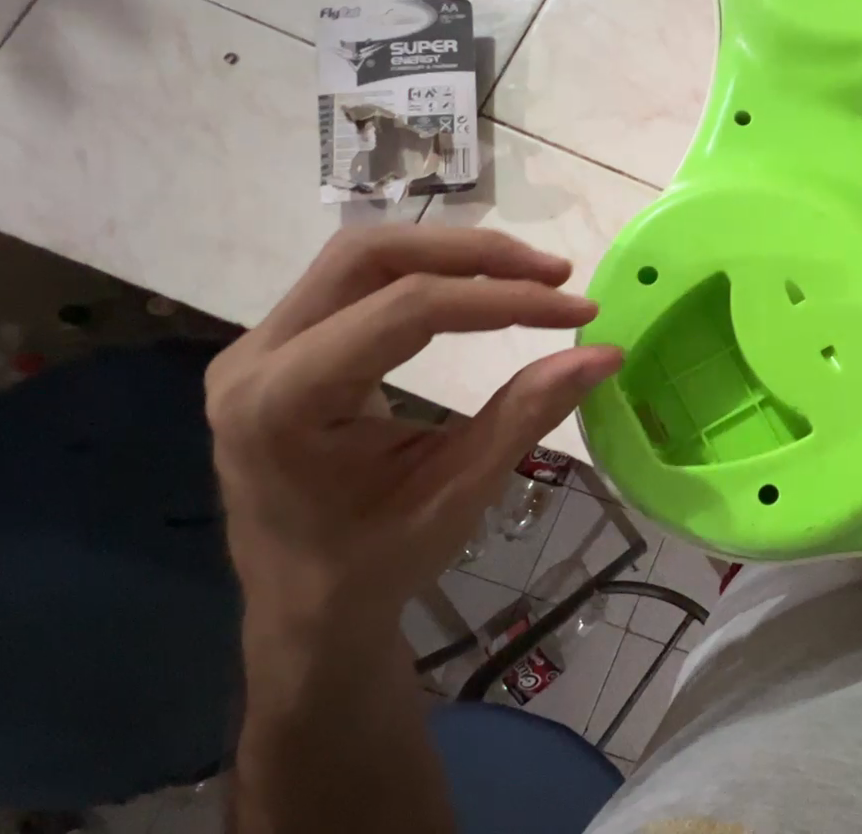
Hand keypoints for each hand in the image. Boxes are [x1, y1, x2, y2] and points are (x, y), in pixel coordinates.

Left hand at [205, 227, 622, 628]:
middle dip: (474, 254)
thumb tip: (604, 353)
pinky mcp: (286, 348)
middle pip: (369, 256)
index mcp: (284, 401)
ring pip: (362, 257)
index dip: (504, 300)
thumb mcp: (460, 491)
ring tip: (531, 275)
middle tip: (556, 274)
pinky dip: (431, 275)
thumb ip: (528, 413)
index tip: (580, 310)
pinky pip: (358, 284)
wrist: (306, 606)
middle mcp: (257, 357)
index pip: (406, 310)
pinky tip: (481, 291)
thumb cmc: (377, 562)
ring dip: (454, 256)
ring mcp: (263, 347)